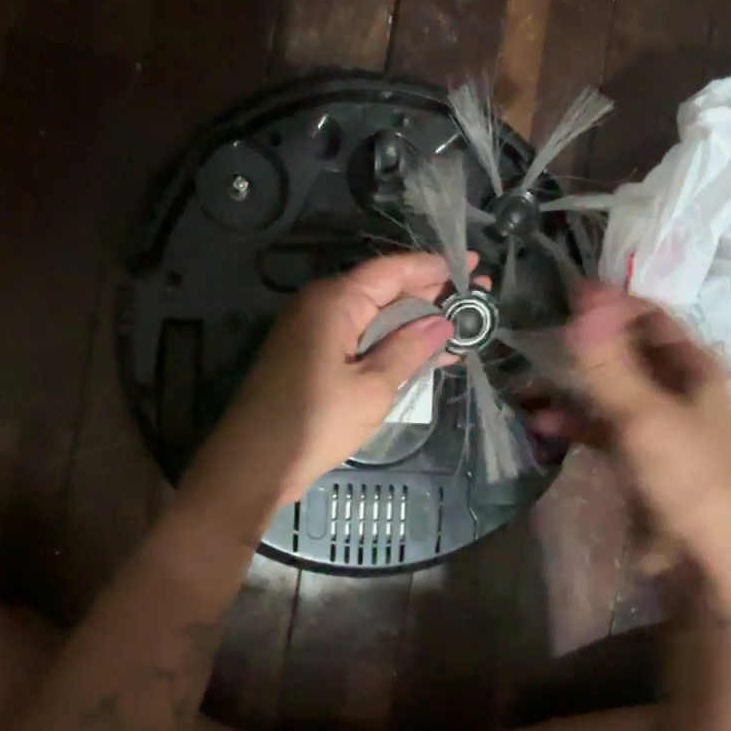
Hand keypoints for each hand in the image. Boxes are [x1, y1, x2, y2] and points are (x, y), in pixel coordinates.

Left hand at [183, 252, 459, 515]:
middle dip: (429, 292)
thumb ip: (408, 349)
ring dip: (414, 320)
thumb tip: (441, 322)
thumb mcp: (372, 388)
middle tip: (477, 294)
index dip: (433, 267)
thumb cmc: (314, 423)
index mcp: (333, 301)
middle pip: (382, 289)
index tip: (471, 266)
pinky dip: (390, 342)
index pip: (391, 270)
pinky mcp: (310, 356)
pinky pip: (358, 337)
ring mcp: (312, 331)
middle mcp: (320, 306)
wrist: (253, 464)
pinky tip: (425, 352)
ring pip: (373, 315)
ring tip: (462, 323)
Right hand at [534, 283, 730, 566]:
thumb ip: (609, 360)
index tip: (560, 295)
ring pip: (608, 391)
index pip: (650, 315)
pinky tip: (540, 424)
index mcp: (695, 368)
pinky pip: (601, 429)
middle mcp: (679, 388)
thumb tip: (585, 294)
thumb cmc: (690, 480)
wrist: (713, 563)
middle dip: (581, 347)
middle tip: (532, 335)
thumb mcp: (645, 416)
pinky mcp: (641, 458)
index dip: (609, 303)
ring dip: (571, 387)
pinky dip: (574, 424)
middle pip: (626, 352)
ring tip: (523, 382)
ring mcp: (659, 424)